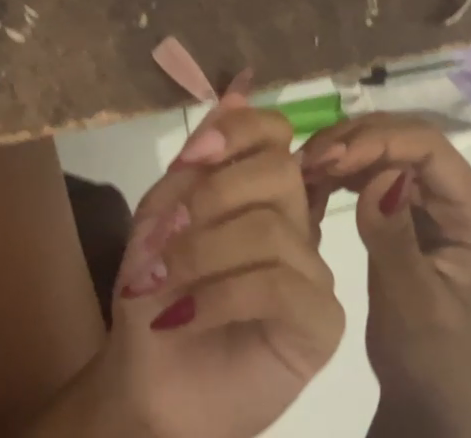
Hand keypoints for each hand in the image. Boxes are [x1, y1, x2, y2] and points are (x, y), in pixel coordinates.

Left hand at [37, 99, 343, 437]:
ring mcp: (314, 272)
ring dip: (201, 254)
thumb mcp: (159, 218)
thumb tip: (236, 90)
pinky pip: (278, 285)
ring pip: (272, 230)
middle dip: (212, 197)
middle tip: (166, 237)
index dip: (238, 131)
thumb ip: (196, 163)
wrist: (148, 380)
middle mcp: (295, 222)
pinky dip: (219, 295)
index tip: (196, 155)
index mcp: (255, 192)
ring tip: (162, 284)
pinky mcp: (322, 322)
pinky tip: (184, 316)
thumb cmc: (154, 294)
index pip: (273, 132)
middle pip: (278, 172)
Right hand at [300, 114, 470, 437]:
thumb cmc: (430, 357)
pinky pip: (377, 171)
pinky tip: (315, 182)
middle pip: (407, 139)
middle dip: (354, 140)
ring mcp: (439, 203)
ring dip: (344, 152)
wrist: (433, 402)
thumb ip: (394, 234)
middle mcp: (464, 198)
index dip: (376, 141)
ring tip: (303, 169)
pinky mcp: (414, 212)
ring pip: (388, 149)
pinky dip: (344, 171)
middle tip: (305, 160)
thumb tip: (379, 173)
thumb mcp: (411, 301)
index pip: (429, 148)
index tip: (326, 159)